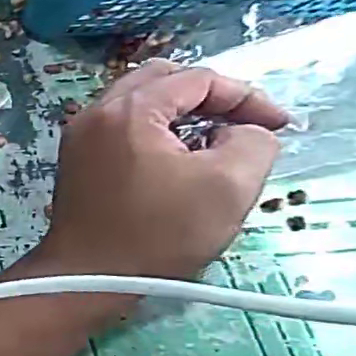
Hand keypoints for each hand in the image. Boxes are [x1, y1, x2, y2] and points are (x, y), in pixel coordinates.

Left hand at [30, 61, 287, 279]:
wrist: (88, 276)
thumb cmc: (157, 232)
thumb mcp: (229, 185)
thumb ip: (252, 142)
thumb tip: (240, 130)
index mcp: (128, 110)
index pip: (196, 78)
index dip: (246, 96)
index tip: (279, 126)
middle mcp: (95, 113)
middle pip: (161, 80)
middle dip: (209, 96)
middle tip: (242, 125)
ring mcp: (79, 137)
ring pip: (138, 103)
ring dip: (180, 114)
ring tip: (213, 144)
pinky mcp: (75, 160)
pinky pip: (121, 128)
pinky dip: (154, 132)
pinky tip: (177, 162)